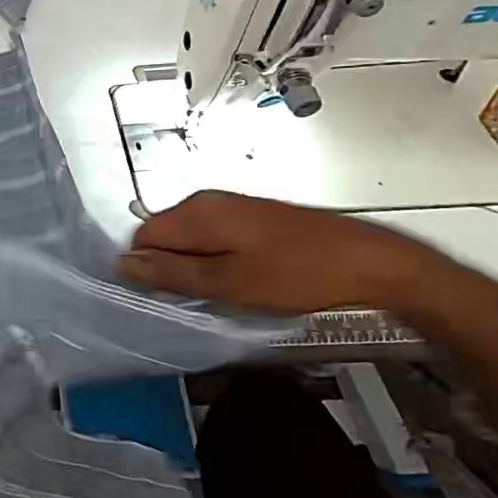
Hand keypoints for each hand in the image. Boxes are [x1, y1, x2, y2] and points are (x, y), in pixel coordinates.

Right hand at [118, 190, 457, 314]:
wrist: (374, 263)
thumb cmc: (298, 274)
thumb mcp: (230, 284)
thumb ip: (172, 273)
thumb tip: (124, 264)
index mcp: (196, 212)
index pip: (142, 236)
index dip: (147, 267)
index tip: (168, 297)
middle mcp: (207, 200)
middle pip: (165, 234)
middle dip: (172, 266)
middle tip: (201, 297)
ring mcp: (231, 205)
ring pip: (190, 237)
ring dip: (196, 265)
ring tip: (225, 292)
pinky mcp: (252, 215)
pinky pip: (214, 235)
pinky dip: (218, 259)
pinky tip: (244, 280)